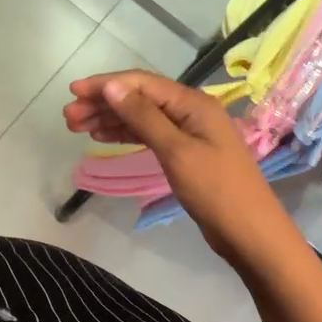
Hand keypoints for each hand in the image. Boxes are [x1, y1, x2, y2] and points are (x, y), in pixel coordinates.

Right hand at [63, 70, 293, 258]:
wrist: (253, 237)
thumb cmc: (217, 192)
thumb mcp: (176, 152)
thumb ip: (143, 117)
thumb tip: (112, 86)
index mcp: (193, 103)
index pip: (140, 83)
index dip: (105, 85)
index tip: (73, 93)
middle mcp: (191, 111)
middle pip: (138, 98)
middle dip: (102, 103)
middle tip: (68, 116)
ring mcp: (189, 133)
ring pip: (140, 116)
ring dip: (109, 119)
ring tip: (77, 127)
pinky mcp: (186, 153)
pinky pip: (149, 133)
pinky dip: (125, 133)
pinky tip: (103, 137)